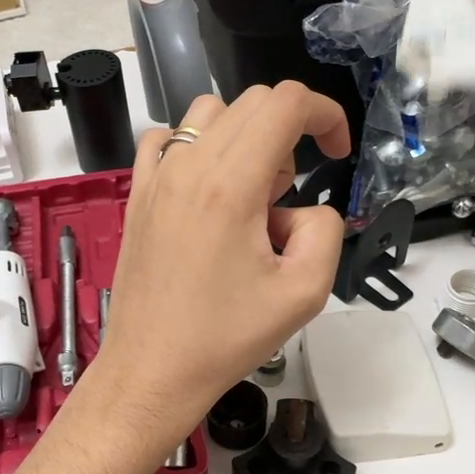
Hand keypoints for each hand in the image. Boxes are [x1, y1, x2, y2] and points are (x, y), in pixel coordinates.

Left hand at [92, 85, 350, 440]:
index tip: (336, 154)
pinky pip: (166, 141)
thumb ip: (324, 231)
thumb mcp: (304, 293)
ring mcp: (156, 180)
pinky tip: (207, 191)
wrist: (152, 370)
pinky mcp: (138, 198)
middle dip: (289, 134)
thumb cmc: (223, 339)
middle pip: (251, 103)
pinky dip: (196, 148)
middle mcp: (188, 168)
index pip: (286, 103)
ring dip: (244, 138)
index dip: (326, 115)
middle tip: (288, 198)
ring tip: (250, 197)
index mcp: (231, 185)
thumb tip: (307, 211)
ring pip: (207, 115)